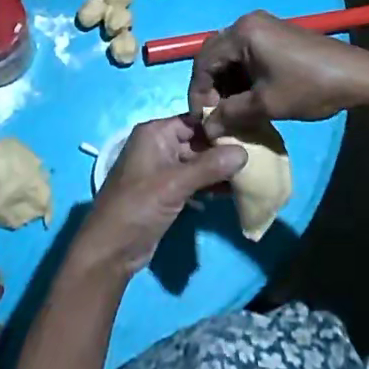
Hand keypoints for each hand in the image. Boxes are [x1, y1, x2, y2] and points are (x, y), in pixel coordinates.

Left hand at [72, 115, 245, 275]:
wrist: (112, 248)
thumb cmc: (139, 206)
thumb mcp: (175, 184)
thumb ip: (209, 167)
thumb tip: (244, 151)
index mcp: (154, 133)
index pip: (193, 120)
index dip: (219, 125)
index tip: (249, 131)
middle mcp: (158, 145)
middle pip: (196, 140)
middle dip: (223, 148)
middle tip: (256, 155)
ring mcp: (162, 168)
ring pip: (196, 161)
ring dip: (219, 168)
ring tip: (250, 173)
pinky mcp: (166, 190)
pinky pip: (193, 180)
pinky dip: (209, 184)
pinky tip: (232, 191)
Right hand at [189, 10, 368, 131]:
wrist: (359, 77)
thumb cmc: (310, 88)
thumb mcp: (267, 105)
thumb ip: (231, 115)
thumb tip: (207, 128)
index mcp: (242, 33)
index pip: (204, 61)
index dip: (198, 91)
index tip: (202, 119)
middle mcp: (247, 22)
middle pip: (214, 54)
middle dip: (211, 86)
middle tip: (215, 115)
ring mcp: (262, 26)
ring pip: (230, 55)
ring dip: (226, 82)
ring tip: (231, 110)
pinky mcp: (275, 34)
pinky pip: (246, 53)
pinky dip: (241, 75)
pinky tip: (247, 97)